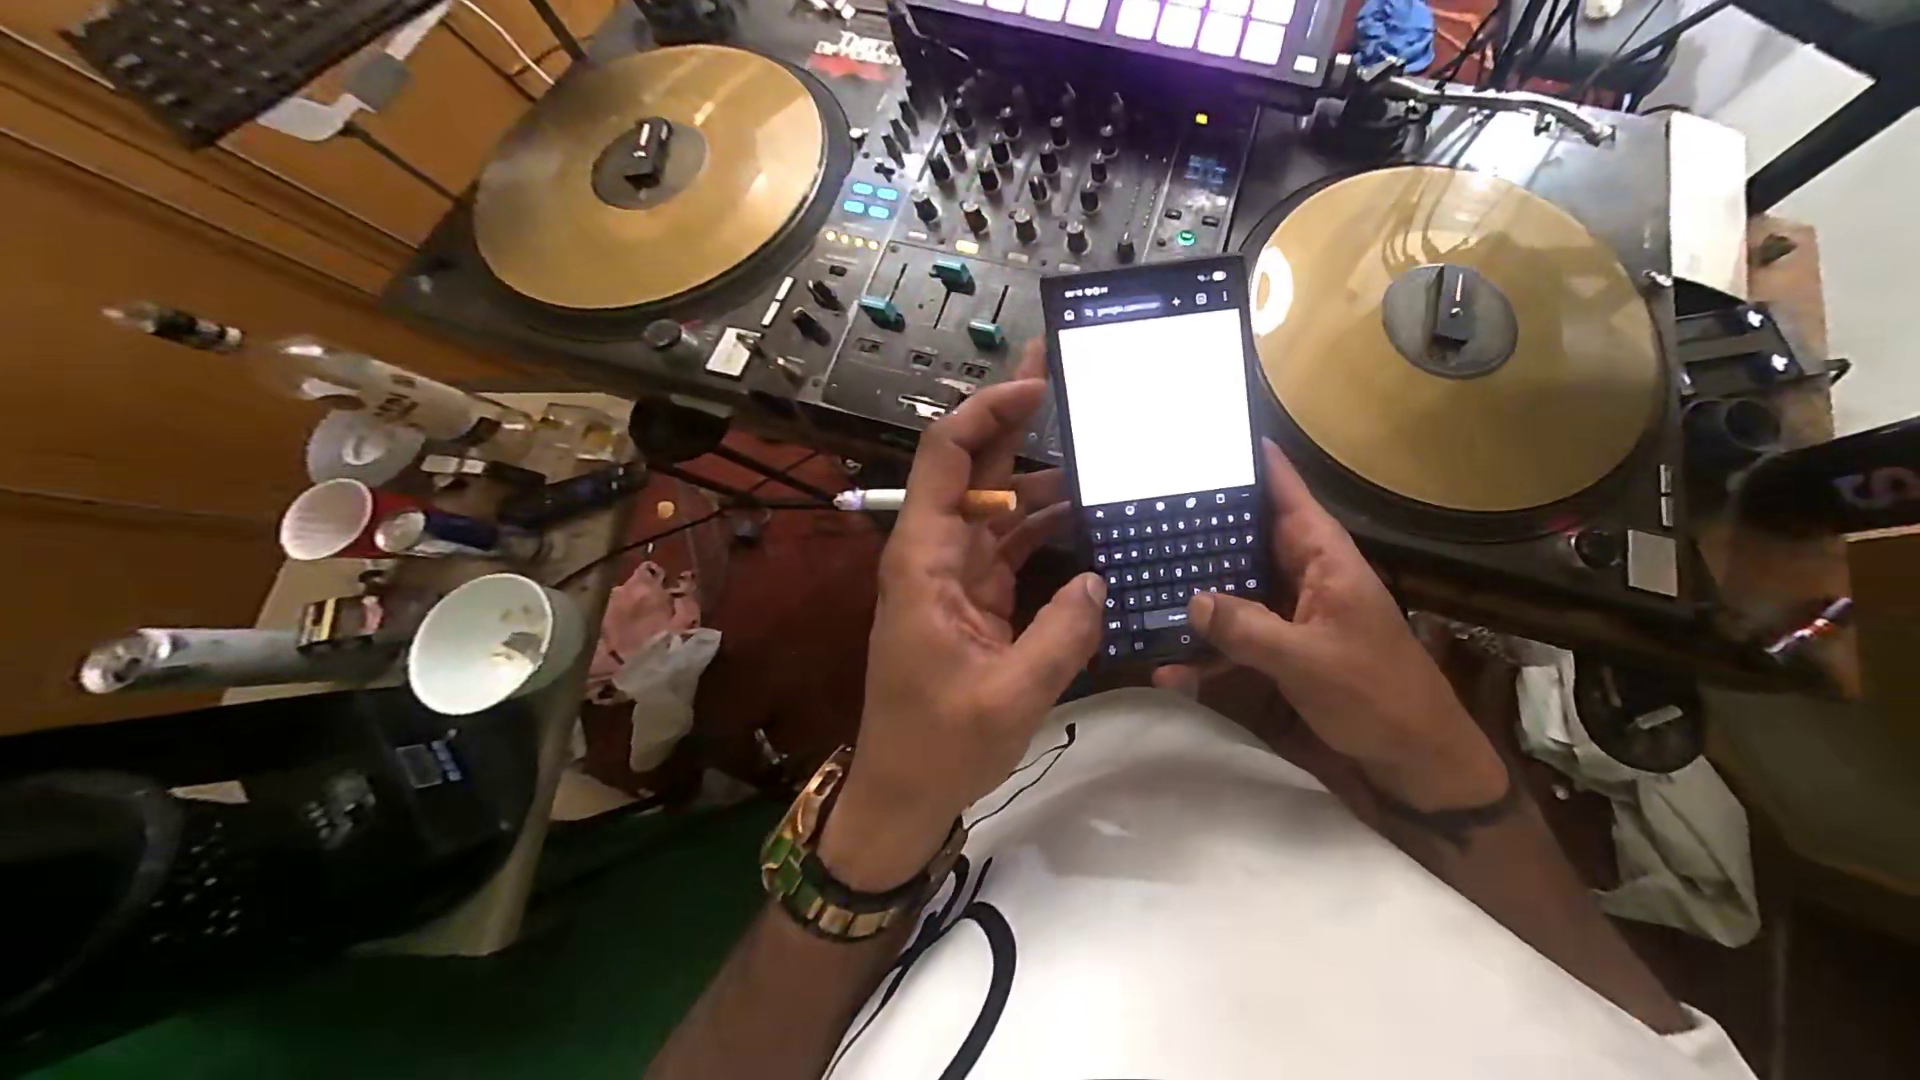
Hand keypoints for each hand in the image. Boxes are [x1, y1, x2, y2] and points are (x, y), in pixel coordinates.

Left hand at [821, 349, 1103, 889]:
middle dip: (1015, 419)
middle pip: (973, 467)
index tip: (1038, 381)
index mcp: (924, 559)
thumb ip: (1062, 634)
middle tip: (1069, 378)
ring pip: (998, 505)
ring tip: (1102, 451)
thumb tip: (1098, 580)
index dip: (988, 411)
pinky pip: (1010, 546)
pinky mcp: (972, 597)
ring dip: (1043, 479)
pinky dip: (1046, 530)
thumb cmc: (939, 745)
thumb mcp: (1009, 696)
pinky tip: (1089, 519)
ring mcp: (955, 574)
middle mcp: (935, 552)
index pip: (946, 457)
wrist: (902, 790)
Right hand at [1159, 440, 1505, 810]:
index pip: (1288, 495)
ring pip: (1233, 587)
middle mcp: (1303, 576)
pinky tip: (1167, 669)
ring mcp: (1288, 613)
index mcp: (1324, 559)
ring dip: (1193, 590)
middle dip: (1203, 526)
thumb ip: (1248, 629)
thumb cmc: (1375, 695)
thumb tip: (1191, 600)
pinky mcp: (1277, 647)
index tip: (1212, 438)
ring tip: (1140, 580)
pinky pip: (1232, 638)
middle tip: (1148, 508)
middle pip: (1247, 537)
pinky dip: (1203, 651)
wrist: (1411, 760)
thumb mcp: (1308, 660)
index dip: (1255, 464)